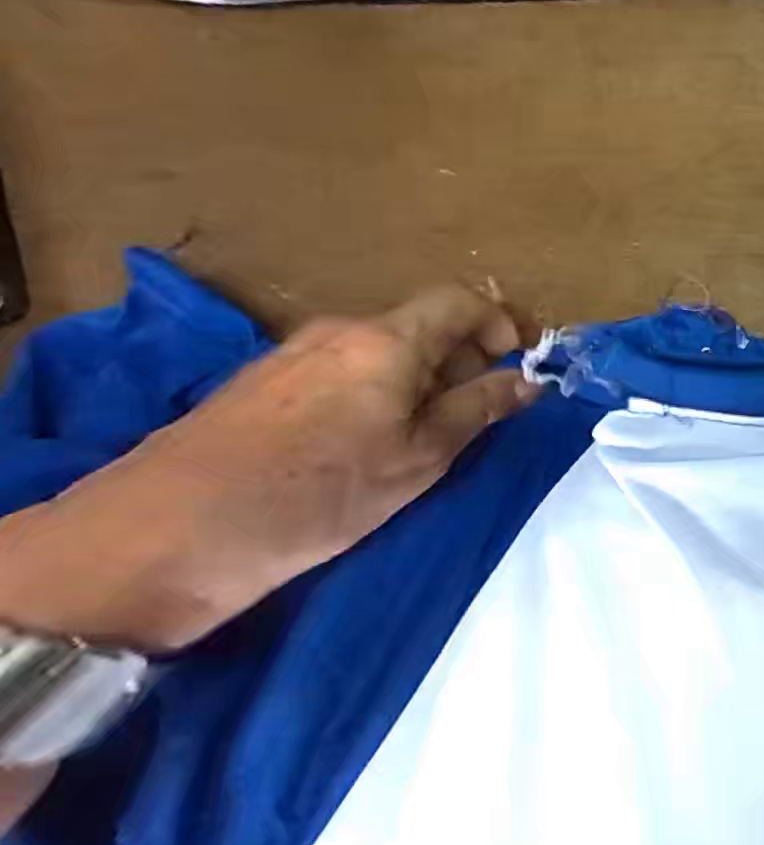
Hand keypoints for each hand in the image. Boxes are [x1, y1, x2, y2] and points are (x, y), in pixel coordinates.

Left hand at [0, 285, 542, 650]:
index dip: (500, 327)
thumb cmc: (316, 495)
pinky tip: (357, 448)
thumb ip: (480, 409)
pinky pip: (341, 372)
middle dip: (462, 363)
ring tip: (415, 440)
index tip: (514, 369)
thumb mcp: (421, 457)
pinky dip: (373, 395)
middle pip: (423, 328)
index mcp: (386, 341)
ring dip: (418, 383)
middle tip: (471, 418)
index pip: (461, 301)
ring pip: (382, 353)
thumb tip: (527, 381)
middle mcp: (338, 333)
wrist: (154, 542)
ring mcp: (290, 357)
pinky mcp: (257, 387)